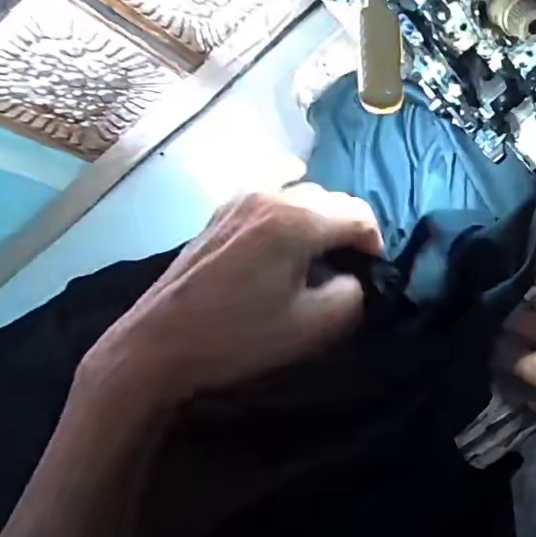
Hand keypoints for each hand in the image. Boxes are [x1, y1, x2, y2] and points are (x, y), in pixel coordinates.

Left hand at [80, 184, 383, 407]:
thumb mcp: (313, 327)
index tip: (374, 271)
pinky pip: (270, 192)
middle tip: (351, 267)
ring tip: (319, 253)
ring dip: (321, 217)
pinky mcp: (221, 211)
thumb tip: (352, 276)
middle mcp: (270, 196)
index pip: (358, 214)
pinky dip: (290, 202)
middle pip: (331, 199)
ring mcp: (241, 198)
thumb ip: (352, 294)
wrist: (159, 344)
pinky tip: (289, 216)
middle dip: (349, 228)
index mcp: (297, 220)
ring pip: (301, 193)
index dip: (375, 241)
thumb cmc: (239, 337)